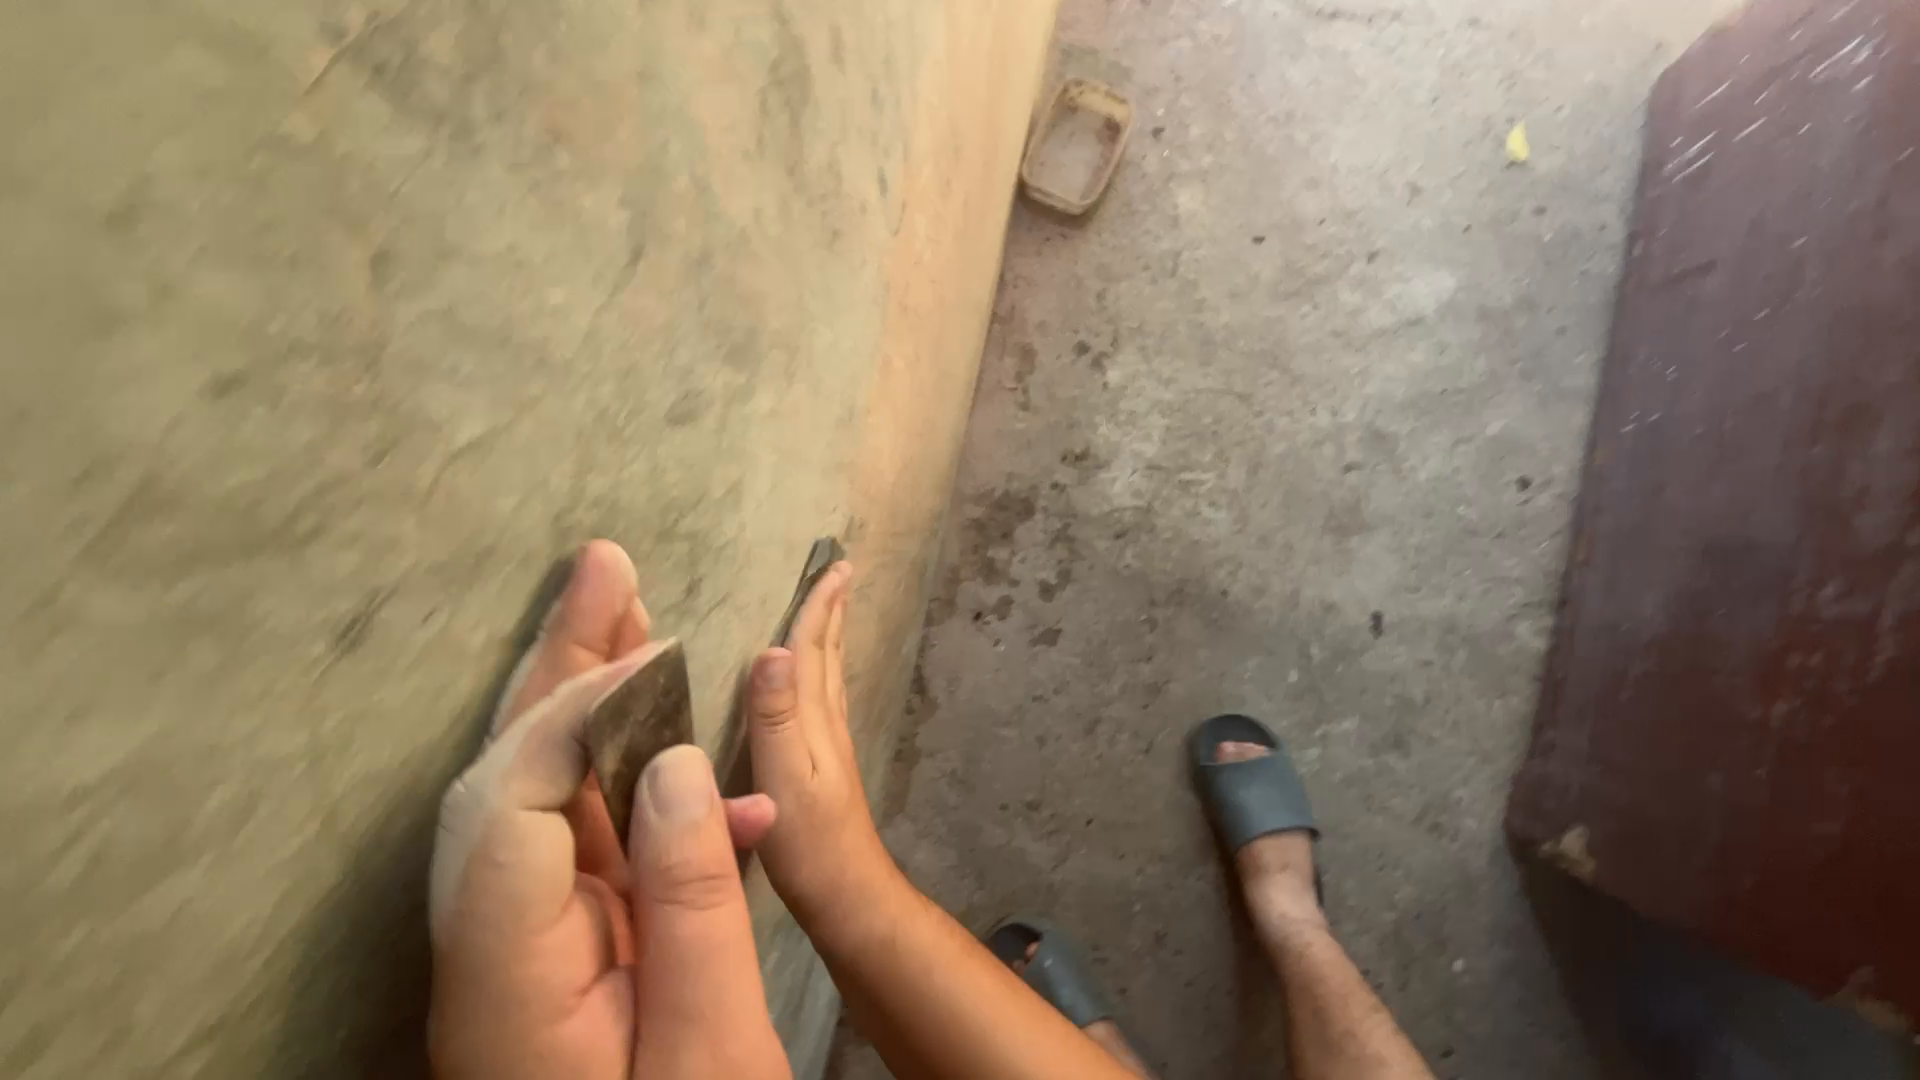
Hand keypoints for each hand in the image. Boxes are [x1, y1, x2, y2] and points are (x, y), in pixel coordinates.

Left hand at [429, 541, 788, 1079]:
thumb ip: (691, 902)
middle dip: (558, 664)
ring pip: (549, 786)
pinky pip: (598, 827)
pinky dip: (643, 771)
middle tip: (603, 569)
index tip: (659, 656)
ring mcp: (531, 936)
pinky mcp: (573, 932)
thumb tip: (679, 764)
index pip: (513, 807)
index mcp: (508, 982)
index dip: (578, 716)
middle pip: (508, 773)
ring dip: (591, 694)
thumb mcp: (711, 1049)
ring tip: (634, 612)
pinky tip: (702, 756)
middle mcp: (496, 944)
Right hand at [746, 563, 902, 937]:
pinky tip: (816, 680)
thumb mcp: (784, 776)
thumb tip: (773, 650)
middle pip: (829, 653)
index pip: (814, 648)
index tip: (834, 564)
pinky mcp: (826, 763)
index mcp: (816, 717)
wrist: (844, 891)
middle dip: (832, 610)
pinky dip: (822, 672)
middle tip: (840, 572)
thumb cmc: (807, 840)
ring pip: (830, 674)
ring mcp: (830, 742)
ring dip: (830, 636)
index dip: (821, 606)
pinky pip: (823, 699)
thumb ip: (777, 716)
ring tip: (831, 610)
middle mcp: (828, 721)